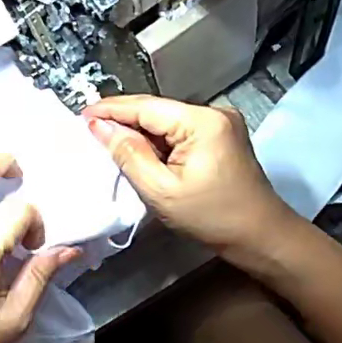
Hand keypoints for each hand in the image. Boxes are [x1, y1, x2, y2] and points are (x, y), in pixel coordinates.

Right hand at [83, 95, 302, 257]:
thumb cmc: (211, 217)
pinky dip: (159, 141)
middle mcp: (213, 113)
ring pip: (167, 122)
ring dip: (140, 132)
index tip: (82, 115)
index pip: (146, 107)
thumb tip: (100, 127)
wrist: (260, 235)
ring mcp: (220, 123)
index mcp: (202, 121)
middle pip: (157, 111)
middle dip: (124, 120)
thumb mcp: (161, 190)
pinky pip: (180, 132)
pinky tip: (139, 151)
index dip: (111, 109)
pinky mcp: (221, 136)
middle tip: (89, 129)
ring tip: (107, 140)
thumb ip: (129, 155)